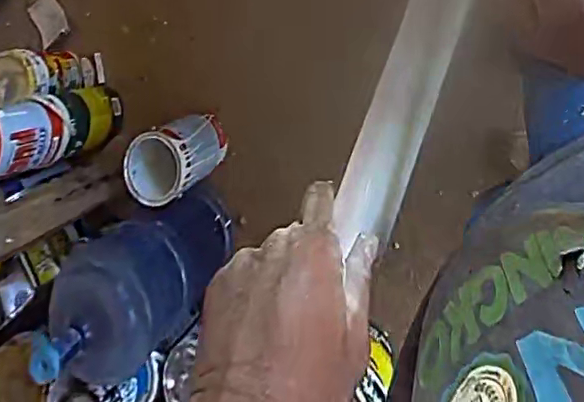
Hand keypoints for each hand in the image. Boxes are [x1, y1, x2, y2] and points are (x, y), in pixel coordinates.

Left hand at [191, 183, 373, 401]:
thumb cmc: (305, 384)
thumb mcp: (353, 339)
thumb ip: (359, 281)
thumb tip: (364, 248)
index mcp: (314, 253)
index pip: (320, 200)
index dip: (327, 201)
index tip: (333, 204)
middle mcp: (275, 247)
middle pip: (294, 235)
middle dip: (305, 257)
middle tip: (314, 297)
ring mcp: (243, 262)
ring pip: (267, 255)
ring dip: (276, 274)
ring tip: (284, 320)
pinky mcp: (218, 281)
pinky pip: (242, 274)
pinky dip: (250, 290)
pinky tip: (258, 325)